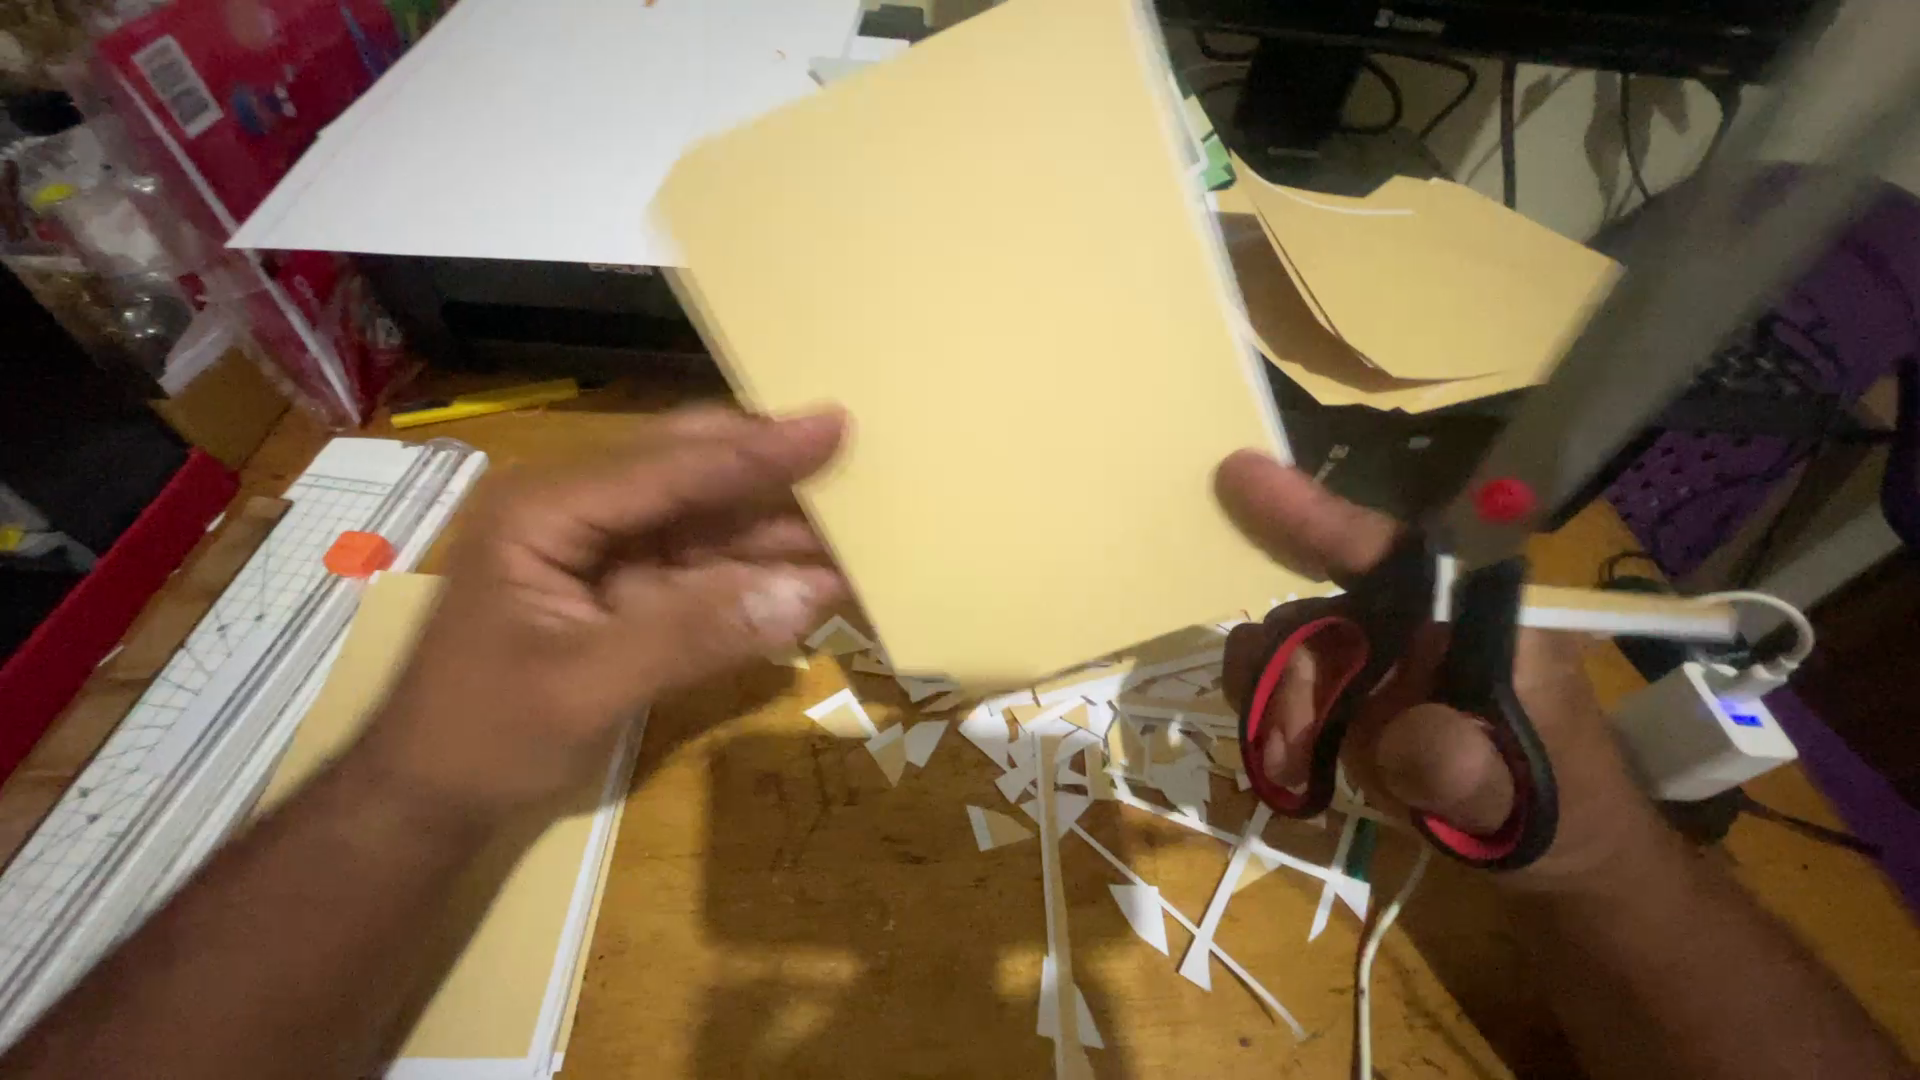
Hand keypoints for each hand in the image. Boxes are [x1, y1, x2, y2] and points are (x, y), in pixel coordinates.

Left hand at [359, 406, 849, 819]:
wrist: (429, 797)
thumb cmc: (482, 737)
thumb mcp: (584, 689)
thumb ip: (696, 634)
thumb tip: (808, 592)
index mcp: (546, 510)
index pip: (671, 468)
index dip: (759, 450)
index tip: (835, 425)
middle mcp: (579, 511)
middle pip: (693, 471)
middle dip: (773, 470)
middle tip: (854, 454)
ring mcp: (605, 549)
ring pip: (709, 519)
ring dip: (777, 527)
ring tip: (854, 525)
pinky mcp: (628, 587)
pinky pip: (707, 566)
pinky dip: (759, 572)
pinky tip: (811, 576)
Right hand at [1215, 450, 1667, 886]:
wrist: (1549, 849)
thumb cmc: (1554, 808)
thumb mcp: (1515, 801)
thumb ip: (1464, 771)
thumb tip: (1404, 739)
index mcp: (1471, 612)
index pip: (1387, 549)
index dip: (1314, 513)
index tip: (1241, 476)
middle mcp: (1412, 613)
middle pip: (1315, 607)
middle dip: (1288, 672)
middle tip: (1290, 743)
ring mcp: (1373, 647)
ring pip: (1284, 640)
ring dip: (1273, 700)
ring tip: (1290, 762)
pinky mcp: (1343, 681)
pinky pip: (1275, 673)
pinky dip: (1265, 714)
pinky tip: (1286, 763)